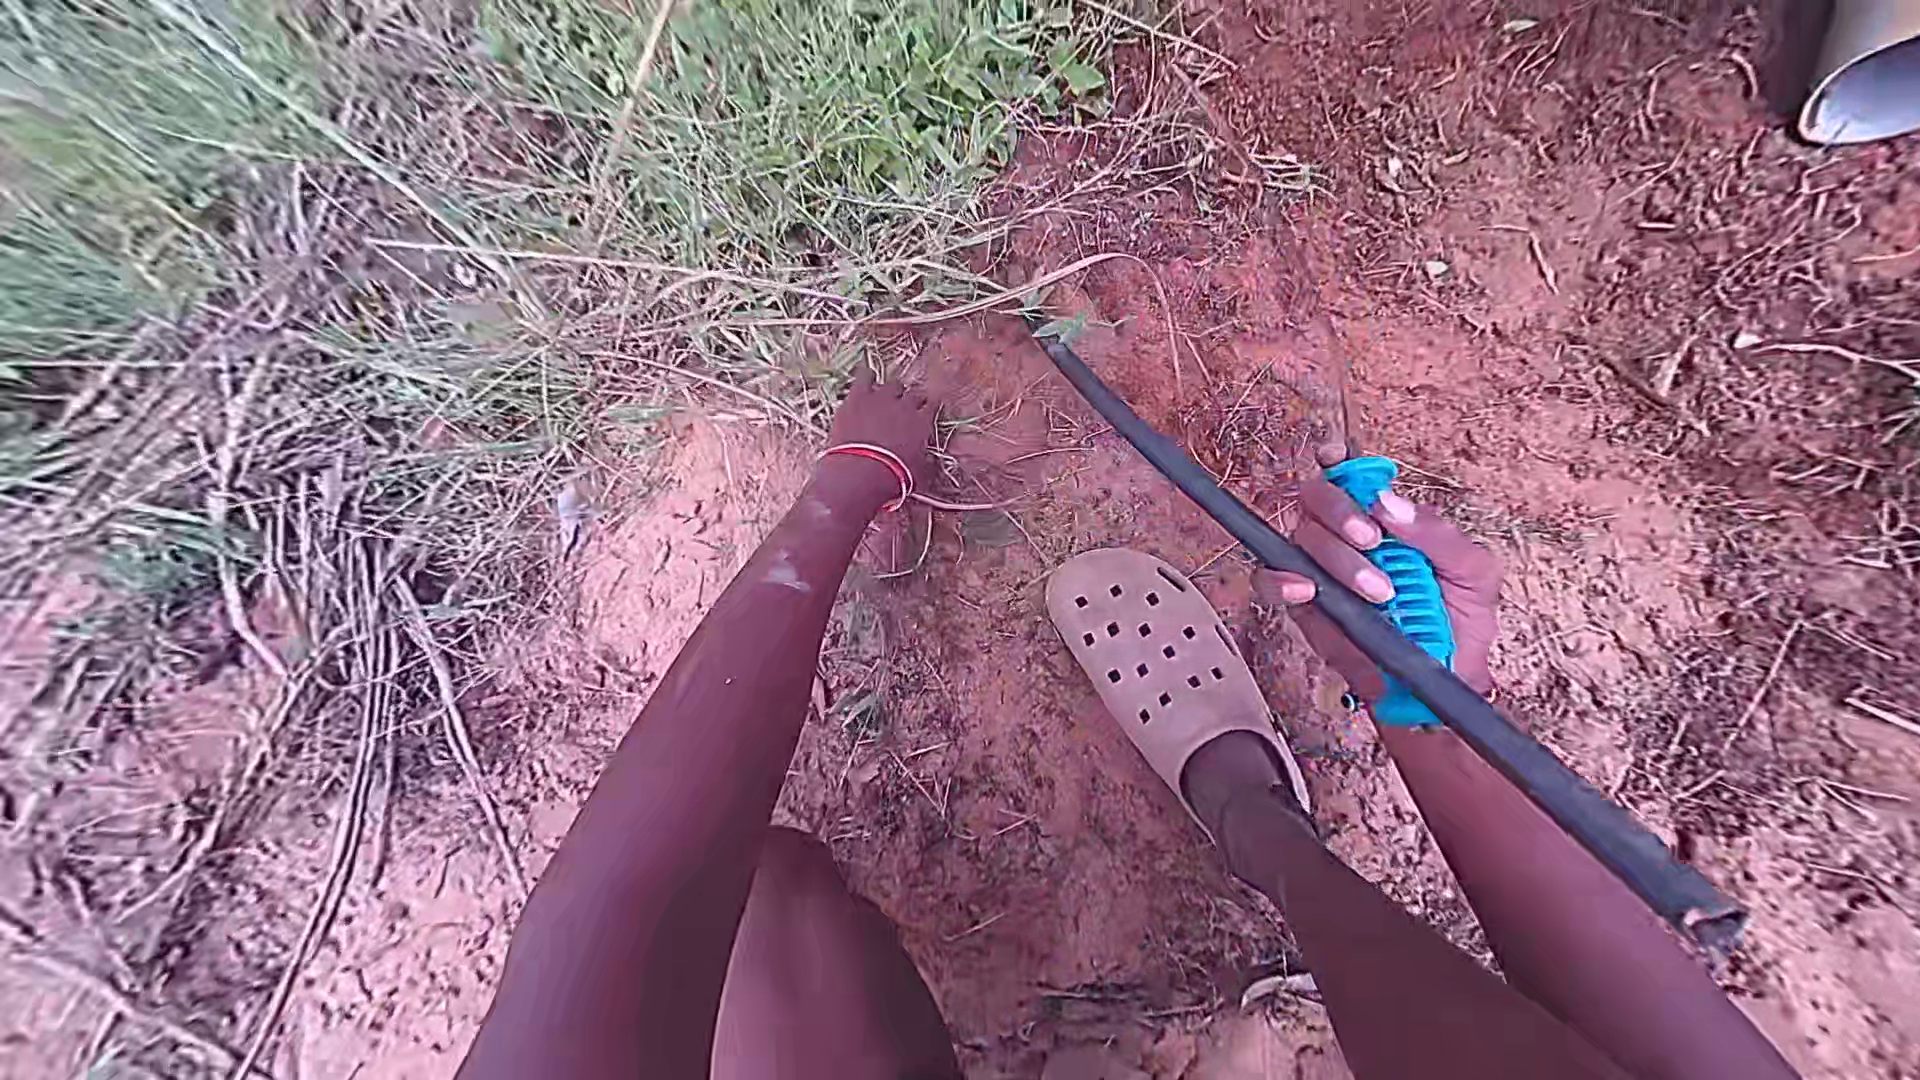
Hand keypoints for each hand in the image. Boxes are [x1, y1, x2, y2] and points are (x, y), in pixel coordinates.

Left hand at [817, 369, 934, 506]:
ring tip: (886, 397)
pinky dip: (867, 377)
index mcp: (923, 422)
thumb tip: (930, 461)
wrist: (862, 471)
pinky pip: (865, 377)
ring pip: (892, 384)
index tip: (927, 411)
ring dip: (891, 390)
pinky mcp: (858, 396)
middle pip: (913, 395)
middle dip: (911, 401)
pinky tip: (866, 380)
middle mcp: (906, 405)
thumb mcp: (919, 474)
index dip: (930, 408)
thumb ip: (927, 463)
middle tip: (904, 410)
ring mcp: (881, 397)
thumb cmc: (894, 477)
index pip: (933, 406)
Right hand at [1254, 446, 1500, 701]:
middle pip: (1316, 499)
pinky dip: (1283, 581)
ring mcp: (1315, 566)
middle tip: (1372, 540)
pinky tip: (1306, 591)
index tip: (1336, 457)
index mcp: (1381, 518)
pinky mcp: (1297, 600)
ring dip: (1334, 559)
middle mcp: (1341, 535)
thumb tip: (1389, 502)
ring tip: (1375, 592)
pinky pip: (1270, 579)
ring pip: (1299, 538)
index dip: (1336, 461)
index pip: (1348, 476)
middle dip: (1341, 514)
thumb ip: (1437, 534)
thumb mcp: (1471, 572)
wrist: (1441, 678)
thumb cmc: (1457, 621)